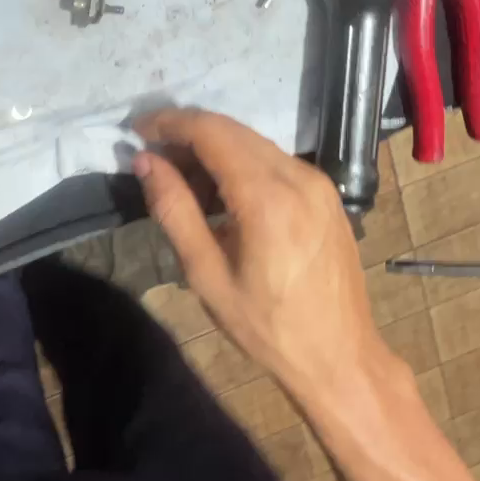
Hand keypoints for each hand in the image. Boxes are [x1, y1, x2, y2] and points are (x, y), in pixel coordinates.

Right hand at [133, 108, 385, 396]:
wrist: (341, 357)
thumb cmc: (266, 326)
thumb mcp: (206, 274)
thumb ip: (174, 210)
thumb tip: (145, 161)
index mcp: (267, 198)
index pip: (211, 132)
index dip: (170, 123)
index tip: (138, 129)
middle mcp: (298, 177)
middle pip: (232, 130)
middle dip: (187, 132)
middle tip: (151, 153)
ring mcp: (318, 182)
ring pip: (254, 141)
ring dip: (212, 145)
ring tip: (179, 175)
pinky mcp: (326, 193)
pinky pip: (273, 159)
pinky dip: (239, 160)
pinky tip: (219, 190)